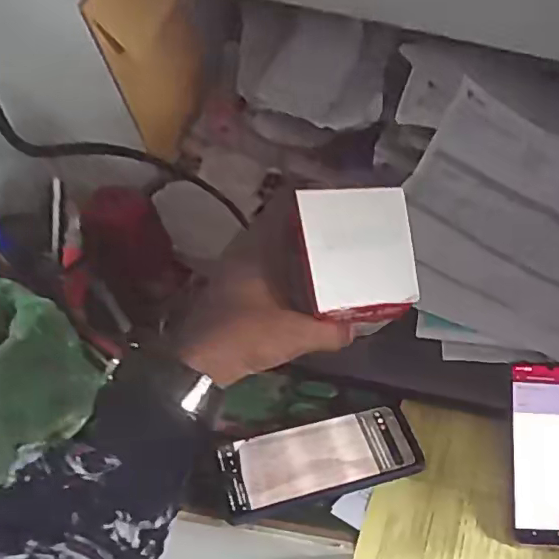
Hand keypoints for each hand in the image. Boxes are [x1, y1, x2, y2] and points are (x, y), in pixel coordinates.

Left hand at [165, 191, 355, 384]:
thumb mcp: (296, 336)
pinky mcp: (242, 288)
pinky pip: (275, 268)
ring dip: (304, 249)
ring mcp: (242, 268)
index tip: (340, 200)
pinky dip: (294, 271)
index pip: (284, 204)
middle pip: (285, 224)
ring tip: (336, 256)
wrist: (202, 362)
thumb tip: (355, 328)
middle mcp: (248, 249)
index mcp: (258, 246)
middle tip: (347, 231)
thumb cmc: (246, 336)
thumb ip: (331, 332)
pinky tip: (314, 286)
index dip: (311, 197)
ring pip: (279, 247)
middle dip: (315, 226)